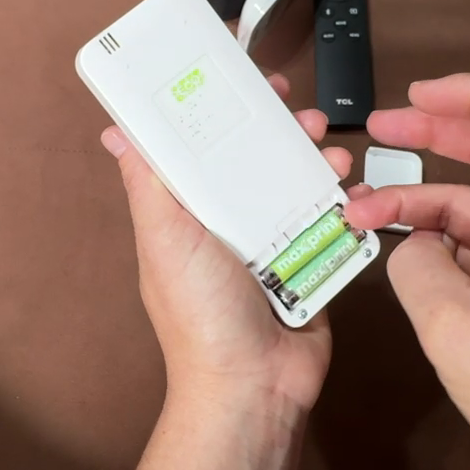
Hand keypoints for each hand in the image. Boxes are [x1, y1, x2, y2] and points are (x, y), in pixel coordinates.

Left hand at [101, 74, 358, 416]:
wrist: (254, 386)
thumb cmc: (200, 316)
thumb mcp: (165, 240)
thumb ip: (147, 184)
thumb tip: (117, 133)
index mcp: (189, 211)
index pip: (203, 145)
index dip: (221, 110)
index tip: (242, 83)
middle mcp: (229, 221)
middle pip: (255, 157)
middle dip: (279, 128)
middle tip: (298, 112)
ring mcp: (270, 240)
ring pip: (296, 181)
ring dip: (315, 157)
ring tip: (331, 152)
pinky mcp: (308, 260)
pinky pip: (329, 218)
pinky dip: (343, 200)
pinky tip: (351, 189)